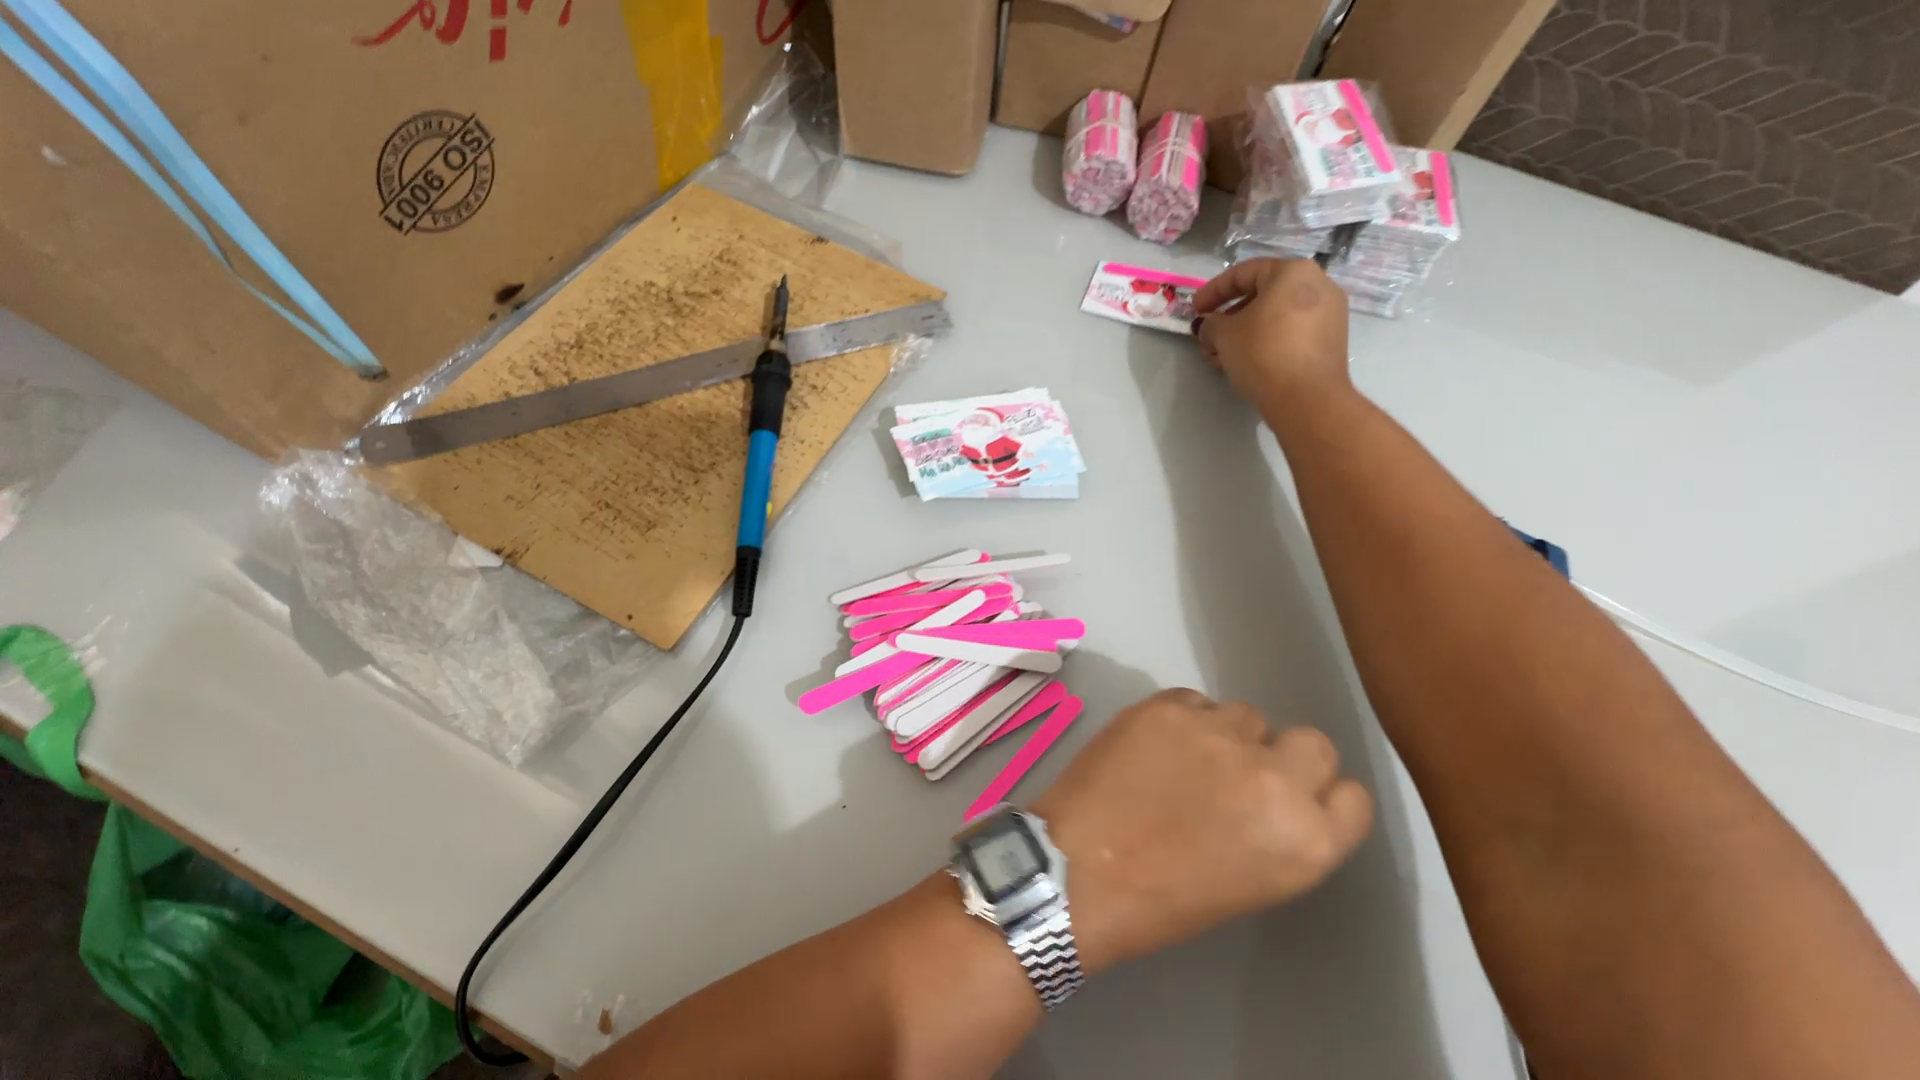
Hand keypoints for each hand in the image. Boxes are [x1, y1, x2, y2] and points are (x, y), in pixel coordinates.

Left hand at [1030, 689, 1372, 973]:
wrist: (1076, 876)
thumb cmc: (1163, 901)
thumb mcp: (1253, 880)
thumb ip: (1284, 832)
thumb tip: (1281, 794)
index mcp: (1307, 839)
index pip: (1352, 797)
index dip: (1321, 798)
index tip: (1295, 802)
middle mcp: (1276, 779)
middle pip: (1313, 743)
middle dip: (1284, 758)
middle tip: (1243, 776)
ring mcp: (1220, 735)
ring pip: (1249, 715)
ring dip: (1229, 735)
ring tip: (1186, 763)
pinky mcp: (1168, 707)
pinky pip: (1196, 701)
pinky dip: (1183, 720)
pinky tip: (1154, 748)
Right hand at [1192, 258, 1351, 413]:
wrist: (1308, 398)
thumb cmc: (1263, 353)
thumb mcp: (1224, 335)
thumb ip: (1211, 324)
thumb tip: (1211, 326)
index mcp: (1292, 271)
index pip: (1242, 273)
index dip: (1212, 291)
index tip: (1194, 310)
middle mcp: (1318, 284)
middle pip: (1262, 295)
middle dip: (1229, 317)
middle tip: (1208, 338)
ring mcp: (1329, 313)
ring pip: (1276, 316)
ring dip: (1245, 333)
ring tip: (1222, 357)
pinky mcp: (1332, 340)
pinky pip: (1292, 332)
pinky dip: (1267, 341)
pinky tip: (1247, 363)